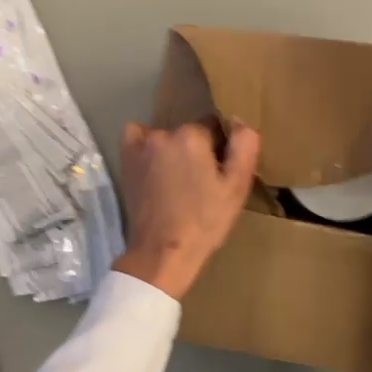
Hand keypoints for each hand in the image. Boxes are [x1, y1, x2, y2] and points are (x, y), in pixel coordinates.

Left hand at [112, 120, 261, 299]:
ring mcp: (141, 146)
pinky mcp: (127, 160)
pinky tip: (154, 163)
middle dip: (197, 151)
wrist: (163, 250)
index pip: (214, 127)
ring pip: (166, 137)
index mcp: (193, 136)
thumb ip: (244, 147)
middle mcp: (164, 133)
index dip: (220, 150)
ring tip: (177, 181)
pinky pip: (136, 136)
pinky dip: (145, 144)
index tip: (219, 174)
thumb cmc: (205, 222)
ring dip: (173, 150)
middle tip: (200, 183)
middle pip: (189, 133)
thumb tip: (240, 121)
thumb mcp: (236, 188)